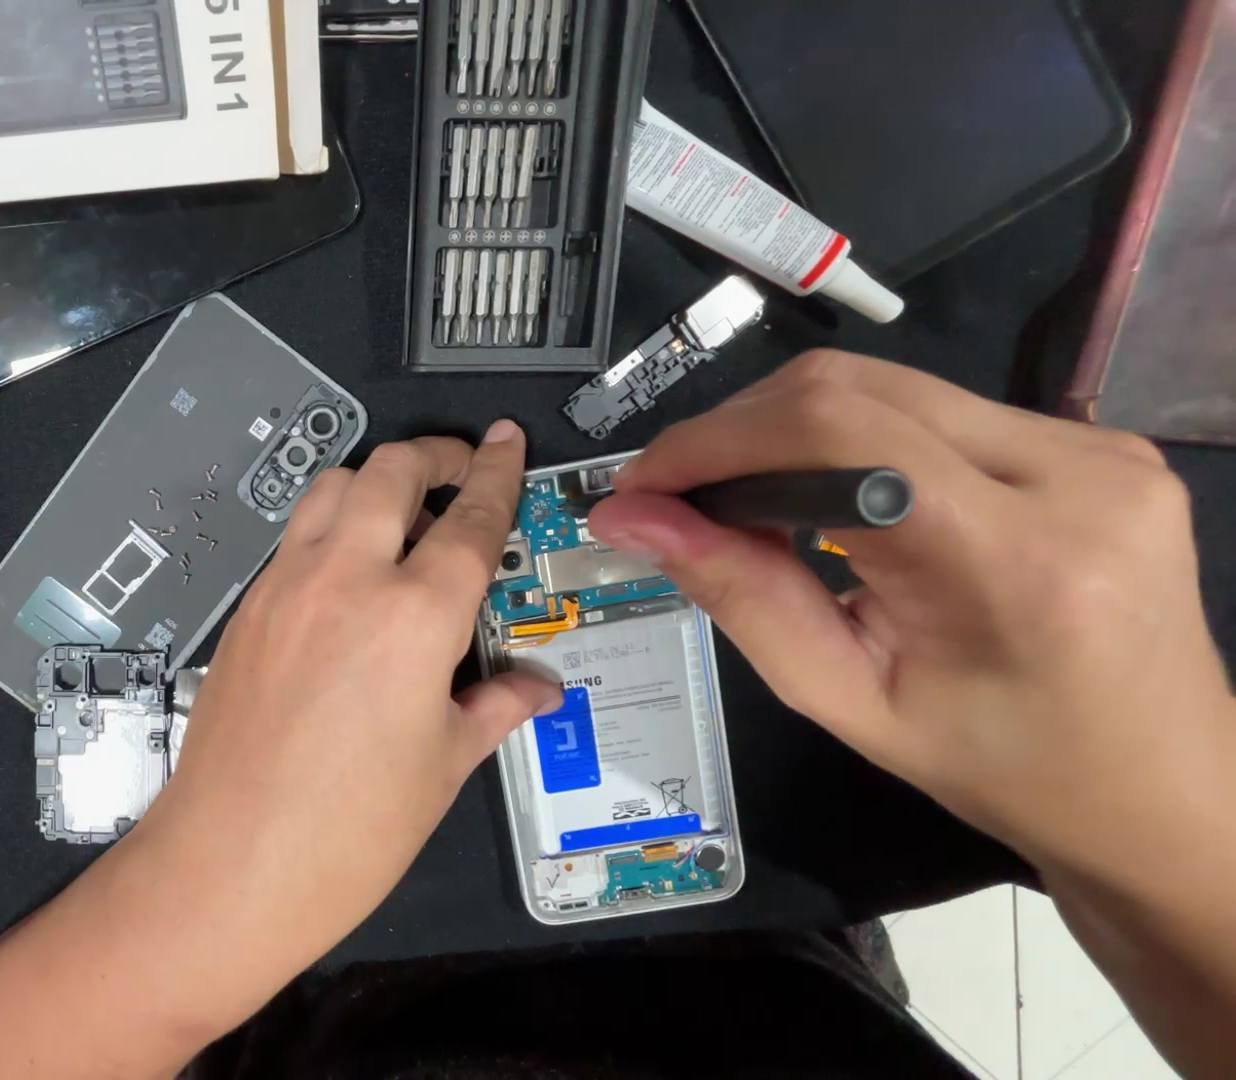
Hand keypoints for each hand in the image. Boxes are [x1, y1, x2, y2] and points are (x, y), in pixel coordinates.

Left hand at [130, 421, 559, 1005]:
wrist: (230, 862)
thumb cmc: (351, 828)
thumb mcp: (444, 764)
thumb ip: (496, 705)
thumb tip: (538, 687)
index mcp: (414, 615)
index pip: (470, 518)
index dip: (497, 473)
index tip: (506, 441)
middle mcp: (345, 579)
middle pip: (390, 471)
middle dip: (434, 455)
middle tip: (459, 472)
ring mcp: (285, 585)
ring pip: (331, 487)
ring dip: (374, 480)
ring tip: (401, 513)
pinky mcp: (247, 606)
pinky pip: (295, 535)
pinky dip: (330, 525)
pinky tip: (347, 571)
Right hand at [584, 350, 1235, 881]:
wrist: (1158, 786)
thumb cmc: (991, 762)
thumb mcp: (834, 693)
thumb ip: (732, 592)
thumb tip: (627, 519)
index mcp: (1014, 560)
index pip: (832, 437)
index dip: (710, 444)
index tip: (638, 489)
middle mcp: (1069, 472)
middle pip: (845, 389)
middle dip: (728, 433)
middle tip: (671, 498)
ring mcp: (1086, 445)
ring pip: (872, 384)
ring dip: (771, 430)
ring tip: (730, 500)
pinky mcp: (1079, 439)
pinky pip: (913, 405)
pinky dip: (826, 437)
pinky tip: (804, 493)